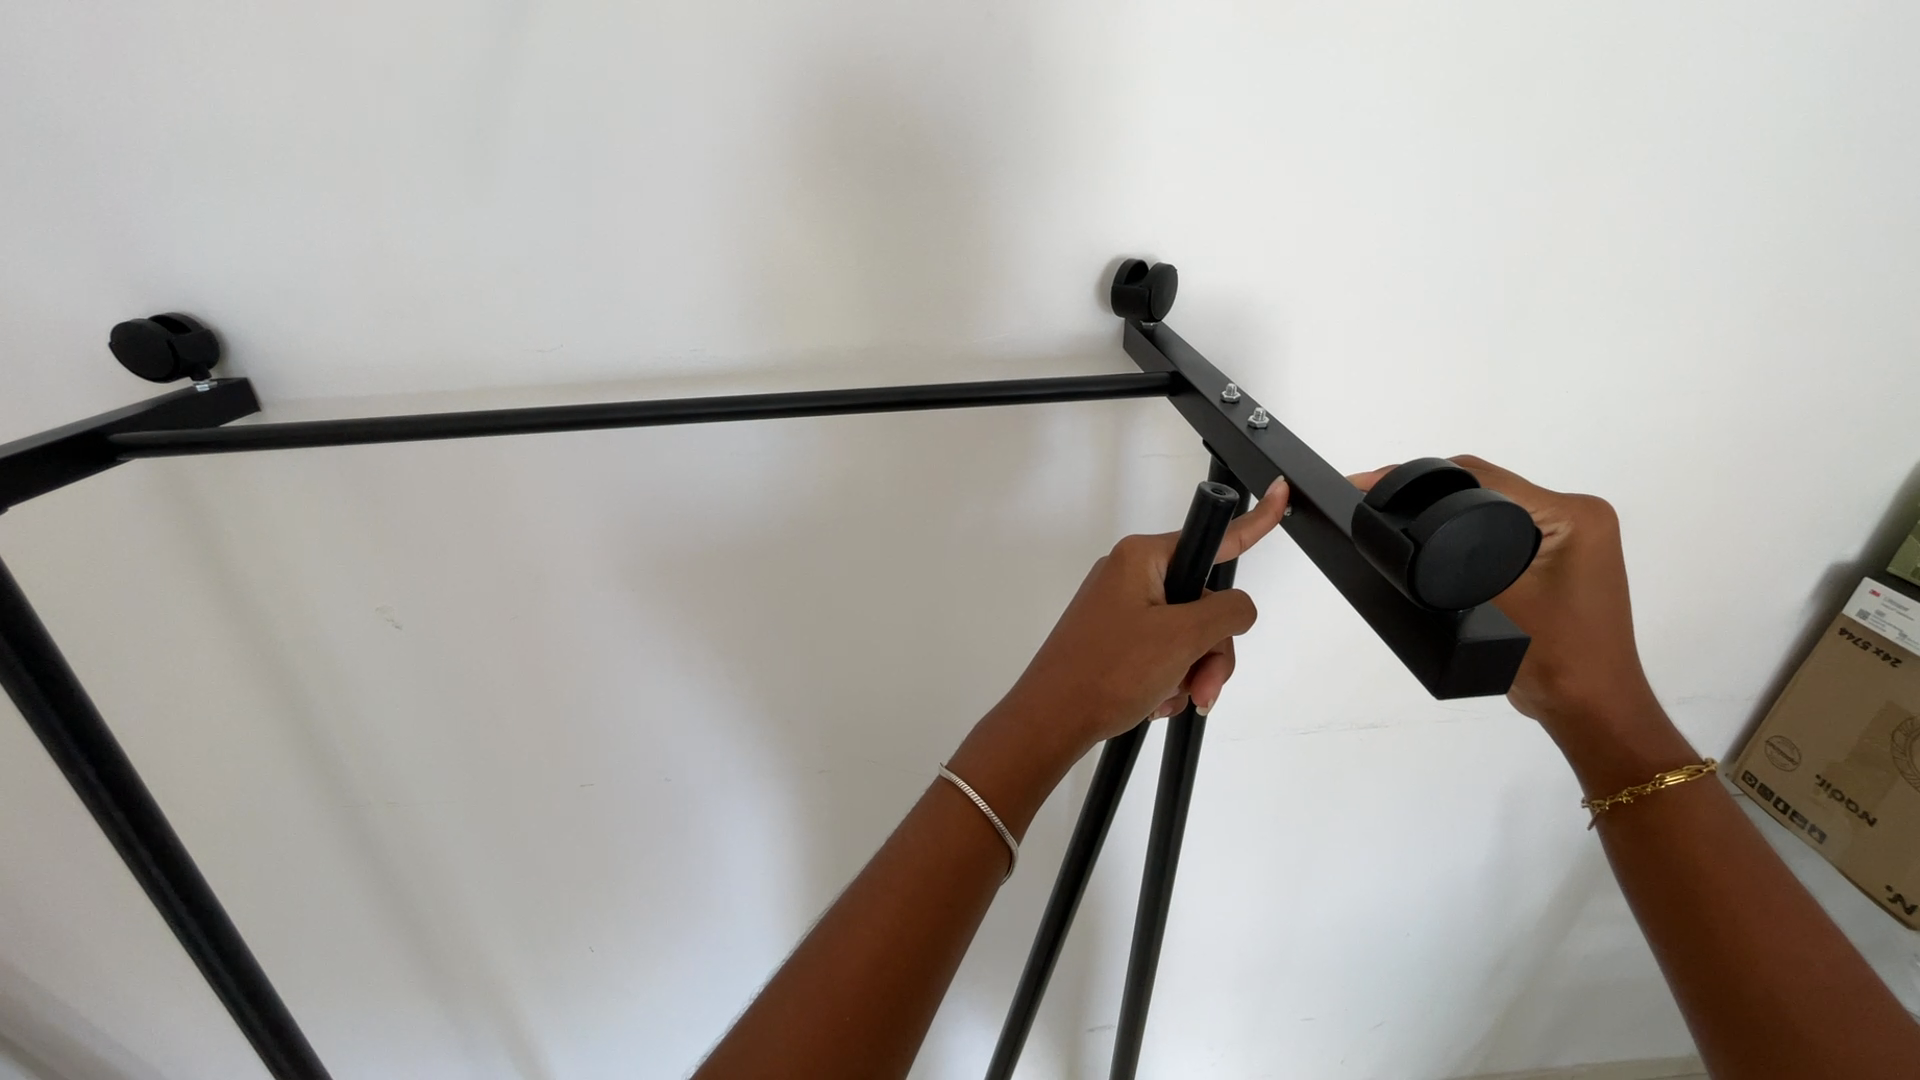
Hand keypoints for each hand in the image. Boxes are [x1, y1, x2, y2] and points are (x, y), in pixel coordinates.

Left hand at [994, 479, 1290, 754]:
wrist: (1051, 720)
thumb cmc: (1106, 672)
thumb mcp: (1182, 638)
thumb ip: (1228, 613)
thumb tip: (1238, 608)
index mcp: (1141, 558)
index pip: (1213, 538)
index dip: (1254, 522)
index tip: (1281, 492)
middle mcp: (1130, 576)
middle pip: (1204, 604)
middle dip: (1210, 651)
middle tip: (1203, 686)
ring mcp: (1121, 609)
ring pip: (1186, 635)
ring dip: (1190, 672)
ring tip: (1173, 698)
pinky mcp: (1115, 639)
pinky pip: (1162, 653)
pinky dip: (1167, 679)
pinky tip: (1155, 701)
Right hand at [1350, 457, 1658, 734]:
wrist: (1587, 707)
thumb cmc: (1557, 658)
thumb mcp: (1496, 600)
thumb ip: (1450, 558)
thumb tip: (1396, 531)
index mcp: (1574, 515)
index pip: (1481, 477)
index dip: (1418, 478)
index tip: (1364, 483)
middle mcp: (1575, 515)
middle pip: (1482, 485)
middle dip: (1426, 492)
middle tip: (1367, 500)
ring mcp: (1564, 537)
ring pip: (1486, 506)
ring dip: (1443, 512)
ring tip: (1390, 522)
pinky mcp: (1549, 557)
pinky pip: (1496, 529)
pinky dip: (1462, 533)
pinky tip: (1430, 545)